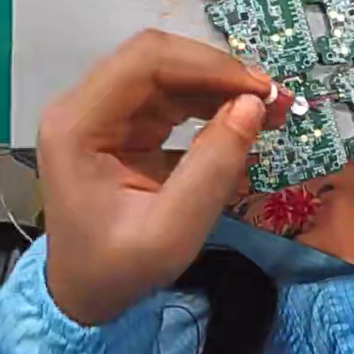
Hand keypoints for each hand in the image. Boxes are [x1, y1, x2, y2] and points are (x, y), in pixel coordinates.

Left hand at [38, 30, 283, 324]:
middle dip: (220, 73)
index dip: (208, 65)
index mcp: (78, 124)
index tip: (260, 90)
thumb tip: (253, 106)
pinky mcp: (123, 125)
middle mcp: (84, 107)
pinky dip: (210, 104)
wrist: (84, 293)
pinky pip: (171, 98)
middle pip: (157, 60)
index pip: (145, 62)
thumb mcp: (170, 233)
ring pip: (168, 74)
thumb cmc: (117, 270)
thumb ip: (212, 171)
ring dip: (221, 86)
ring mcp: (103, 113)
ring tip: (270, 109)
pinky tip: (242, 120)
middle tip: (276, 99)